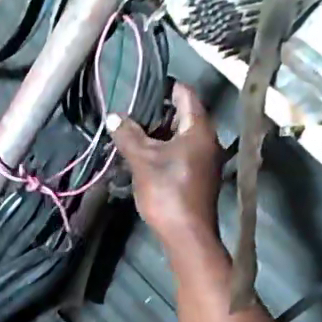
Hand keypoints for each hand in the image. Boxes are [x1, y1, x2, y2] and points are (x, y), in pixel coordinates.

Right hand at [107, 83, 224, 241]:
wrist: (186, 235)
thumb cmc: (167, 192)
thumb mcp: (142, 160)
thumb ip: (128, 135)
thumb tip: (113, 116)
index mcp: (199, 129)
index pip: (185, 94)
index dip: (164, 87)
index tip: (142, 87)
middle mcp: (208, 140)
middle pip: (182, 115)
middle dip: (156, 114)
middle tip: (131, 115)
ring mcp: (205, 160)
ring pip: (180, 137)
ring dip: (157, 135)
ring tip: (131, 136)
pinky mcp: (199, 177)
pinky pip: (181, 154)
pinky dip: (164, 151)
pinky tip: (144, 158)